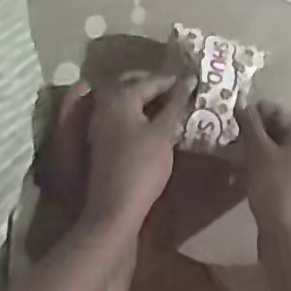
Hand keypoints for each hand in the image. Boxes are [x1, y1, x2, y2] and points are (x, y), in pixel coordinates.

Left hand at [85, 73, 192, 229]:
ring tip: (167, 105)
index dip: (172, 81)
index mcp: (120, 96)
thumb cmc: (142, 167)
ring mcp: (99, 123)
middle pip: (131, 83)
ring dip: (143, 97)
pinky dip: (135, 111)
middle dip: (153, 83)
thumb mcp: (164, 133)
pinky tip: (150, 122)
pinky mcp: (100, 140)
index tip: (191, 82)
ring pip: (123, 99)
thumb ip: (176, 103)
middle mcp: (105, 104)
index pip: (150, 80)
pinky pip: (119, 114)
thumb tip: (188, 80)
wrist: (114, 211)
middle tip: (176, 89)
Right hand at [239, 101, 290, 241]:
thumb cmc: (274, 187)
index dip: (256, 111)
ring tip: (235, 153)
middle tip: (231, 134)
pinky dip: (263, 166)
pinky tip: (245, 172)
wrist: (288, 238)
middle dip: (255, 131)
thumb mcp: (258, 151)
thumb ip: (250, 124)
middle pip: (279, 132)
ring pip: (277, 152)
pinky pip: (279, 170)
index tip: (234, 115)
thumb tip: (242, 101)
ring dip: (257, 150)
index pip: (278, 113)